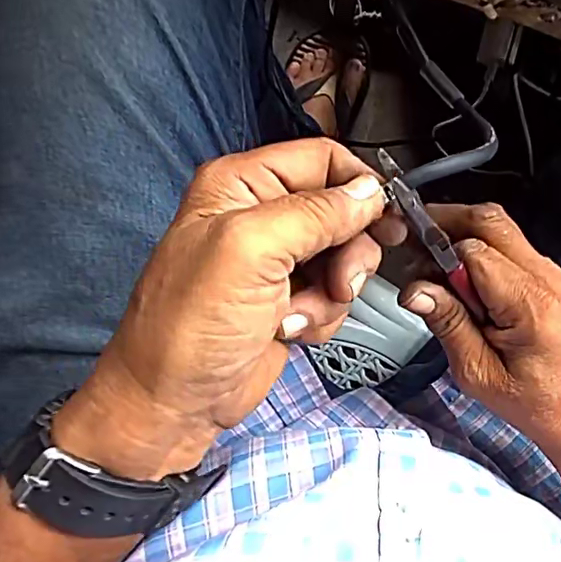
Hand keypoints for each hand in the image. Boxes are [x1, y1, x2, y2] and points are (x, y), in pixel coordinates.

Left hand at [53, 139, 401, 477]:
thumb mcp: (251, 252)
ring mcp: (280, 261)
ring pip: (347, 257)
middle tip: (340, 279)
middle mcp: (263, 217)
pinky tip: (292, 327)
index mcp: (243, 185)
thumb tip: (368, 193)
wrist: (177, 402)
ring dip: (335, 291)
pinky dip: (325, 315)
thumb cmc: (187, 329)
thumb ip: (314, 213)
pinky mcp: (293, 298)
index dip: (358, 186)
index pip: (323, 159)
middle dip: (350, 250)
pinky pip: (337, 294)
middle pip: (344, 212)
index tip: (383, 218)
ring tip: (299, 311)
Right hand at [398, 204, 560, 455]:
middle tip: (417, 247)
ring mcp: (550, 274)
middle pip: (489, 221)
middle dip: (446, 224)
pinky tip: (464, 281)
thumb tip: (417, 291)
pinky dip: (479, 251)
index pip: (473, 252)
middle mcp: (546, 279)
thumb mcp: (477, 372)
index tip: (418, 276)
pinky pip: (508, 245)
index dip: (438, 257)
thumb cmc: (535, 400)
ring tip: (438, 269)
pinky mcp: (546, 277)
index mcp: (530, 304)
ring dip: (462, 236)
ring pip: (499, 227)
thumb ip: (448, 324)